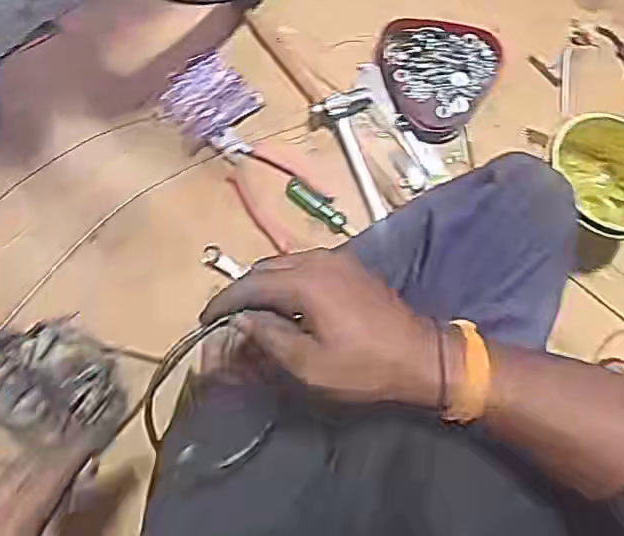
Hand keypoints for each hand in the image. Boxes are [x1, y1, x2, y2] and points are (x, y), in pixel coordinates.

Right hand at [200, 248, 443, 407]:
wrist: (417, 352)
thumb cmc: (363, 365)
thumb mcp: (310, 364)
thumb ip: (271, 337)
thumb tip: (242, 320)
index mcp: (307, 280)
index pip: (253, 282)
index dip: (225, 300)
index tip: (205, 318)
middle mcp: (320, 259)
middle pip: (267, 265)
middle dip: (242, 288)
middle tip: (224, 317)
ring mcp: (338, 258)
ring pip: (287, 261)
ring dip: (264, 281)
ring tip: (249, 312)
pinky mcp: (349, 265)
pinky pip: (306, 264)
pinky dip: (286, 278)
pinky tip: (283, 302)